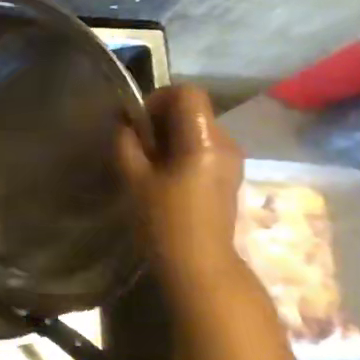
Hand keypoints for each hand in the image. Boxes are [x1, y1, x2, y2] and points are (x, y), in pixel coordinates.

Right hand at [116, 85, 244, 279]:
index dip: (158, 99)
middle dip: (163, 120)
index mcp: (204, 140)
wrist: (200, 267)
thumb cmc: (165, 223)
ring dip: (172, 137)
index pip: (187, 93)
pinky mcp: (231, 176)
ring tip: (152, 166)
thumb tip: (126, 125)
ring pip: (198, 129)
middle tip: (139, 147)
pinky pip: (205, 148)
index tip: (139, 125)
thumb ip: (127, 145)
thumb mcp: (135, 180)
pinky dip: (184, 152)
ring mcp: (233, 160)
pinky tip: (169, 179)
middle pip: (193, 110)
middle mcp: (226, 142)